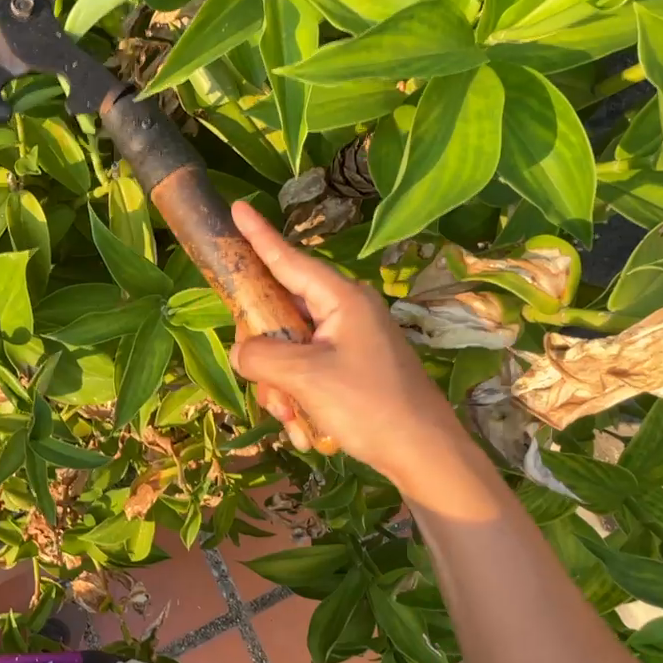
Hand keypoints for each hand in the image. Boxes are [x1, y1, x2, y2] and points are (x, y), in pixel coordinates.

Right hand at [227, 202, 468, 488]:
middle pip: (280, 314)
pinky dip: (297, 398)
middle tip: (267, 388)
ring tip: (292, 418)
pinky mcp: (352, 368)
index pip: (290, 260)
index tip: (238, 207)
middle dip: (265, 355)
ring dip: (279, 386)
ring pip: (288, 350)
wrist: (425, 456)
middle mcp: (346, 313)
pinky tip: (305, 429)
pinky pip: (305, 372)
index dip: (259, 235)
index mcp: (341, 300)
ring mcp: (349, 342)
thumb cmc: (370, 406)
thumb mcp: (305, 378)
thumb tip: (243, 351)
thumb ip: (260, 356)